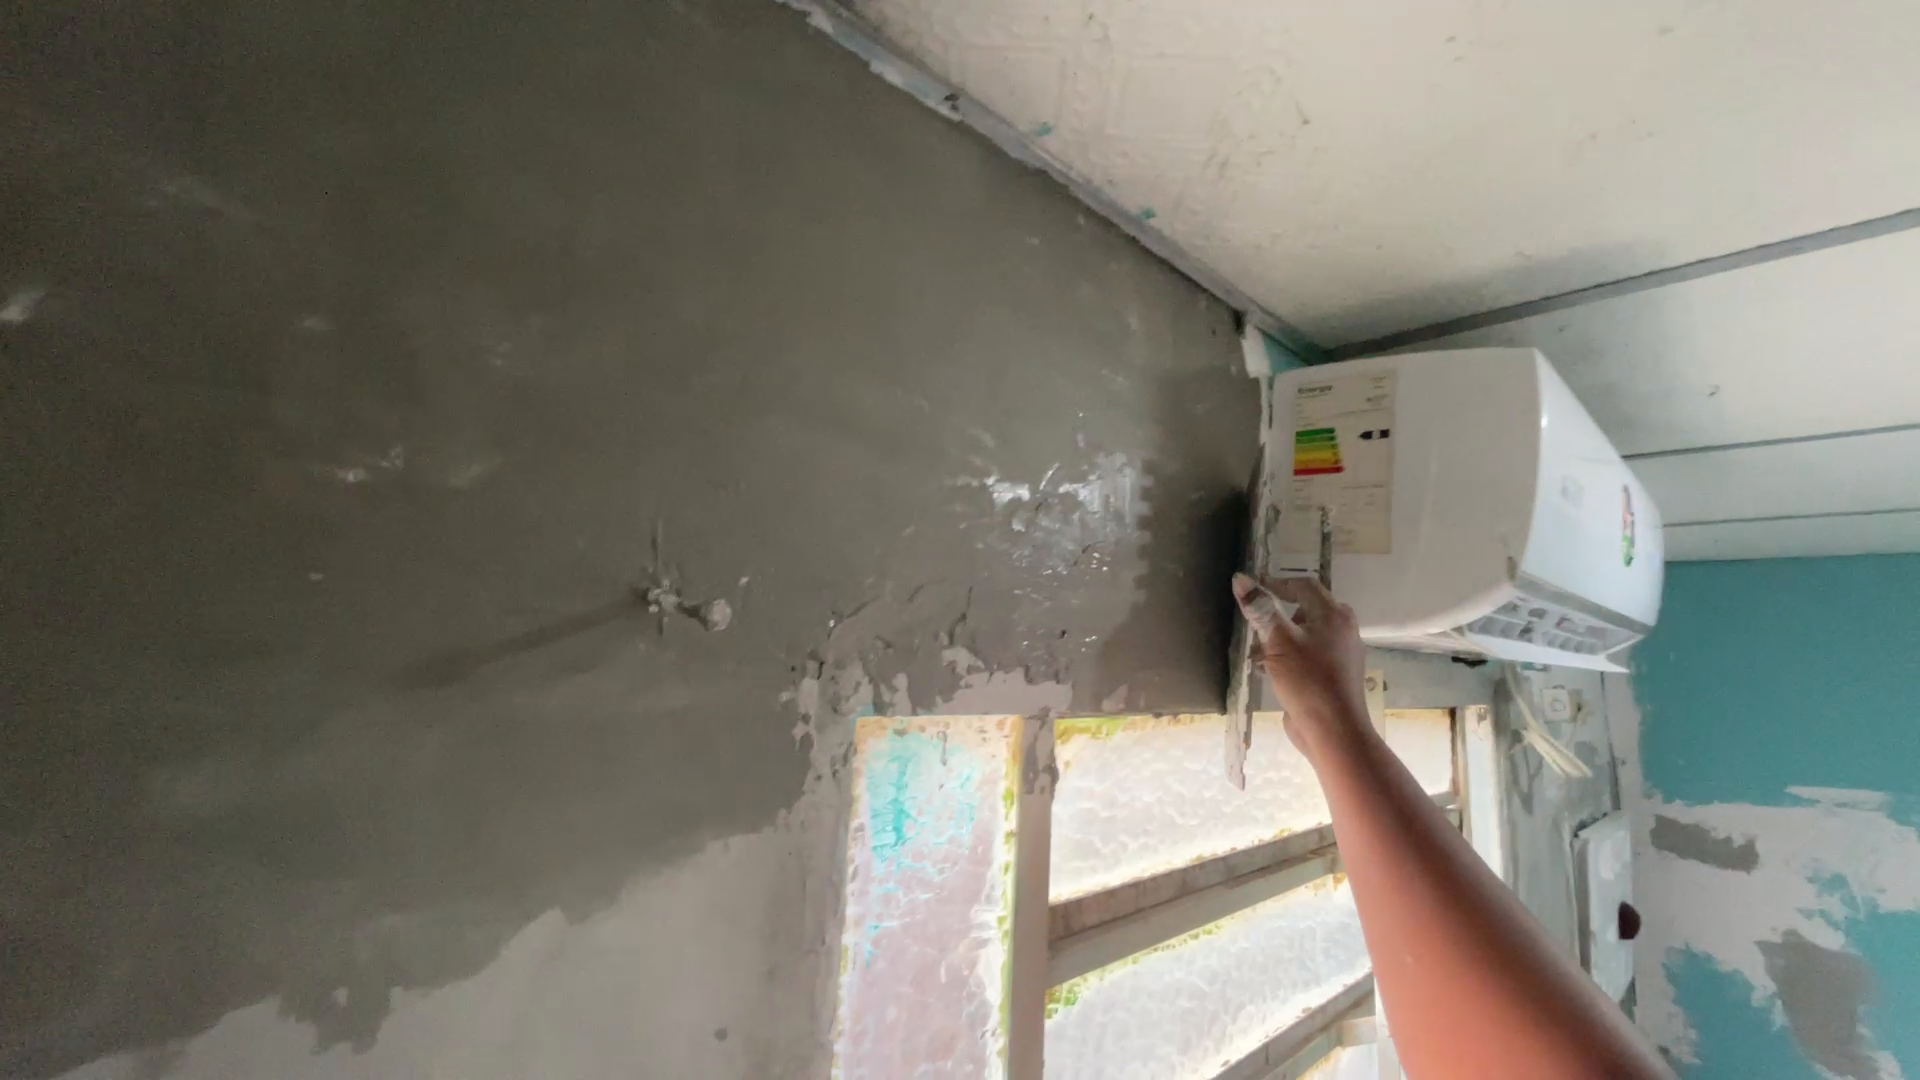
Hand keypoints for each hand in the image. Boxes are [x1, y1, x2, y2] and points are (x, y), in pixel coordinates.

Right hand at [1231, 573, 1370, 755]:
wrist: (1333, 730)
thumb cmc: (1307, 680)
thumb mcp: (1278, 640)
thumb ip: (1260, 609)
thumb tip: (1240, 578)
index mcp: (1333, 616)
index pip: (1304, 586)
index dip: (1276, 582)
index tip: (1252, 588)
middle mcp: (1342, 630)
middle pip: (1307, 609)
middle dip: (1278, 612)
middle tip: (1255, 619)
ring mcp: (1341, 654)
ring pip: (1305, 633)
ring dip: (1279, 636)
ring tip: (1255, 650)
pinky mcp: (1334, 675)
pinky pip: (1308, 654)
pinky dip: (1288, 654)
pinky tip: (1267, 670)